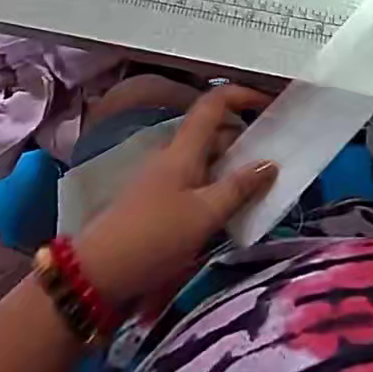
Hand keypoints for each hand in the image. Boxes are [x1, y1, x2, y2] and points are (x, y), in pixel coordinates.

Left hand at [73, 86, 277, 303]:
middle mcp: (174, 157)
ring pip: (207, 162)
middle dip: (245, 140)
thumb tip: (270, 164)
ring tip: (262, 187)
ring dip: (234, 168)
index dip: (242, 95)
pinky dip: (219, 189)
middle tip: (276, 157)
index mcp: (184, 149)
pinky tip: (232, 212)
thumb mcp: (204, 215)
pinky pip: (198, 184)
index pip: (214, 104)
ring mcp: (165, 180)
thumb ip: (239, 188)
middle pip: (214, 134)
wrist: (96, 276)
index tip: (270, 104)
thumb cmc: (154, 237)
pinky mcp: (160, 204)